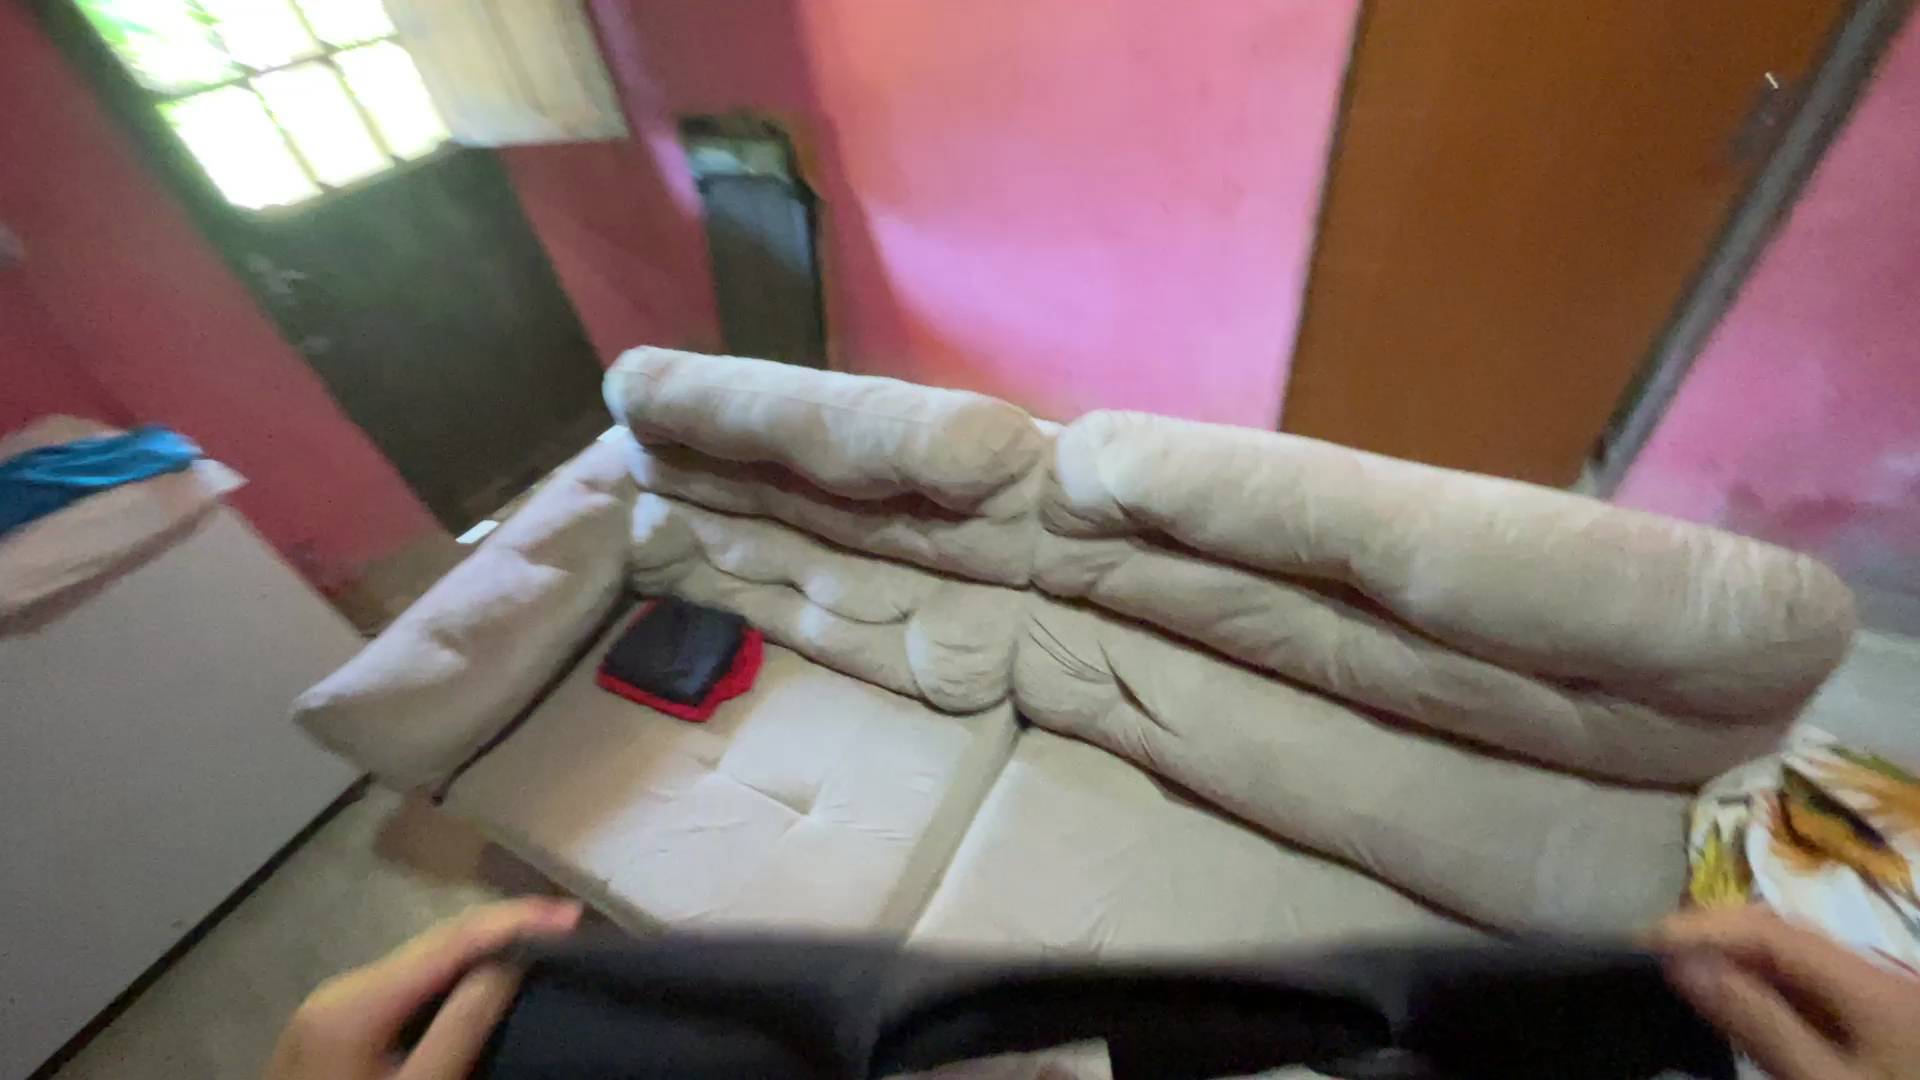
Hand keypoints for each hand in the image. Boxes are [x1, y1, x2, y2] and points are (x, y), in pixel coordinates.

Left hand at [266, 897, 581, 1079]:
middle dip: (509, 923)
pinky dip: (461, 964)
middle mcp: (341, 988)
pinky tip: (493, 964)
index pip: (454, 938)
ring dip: (489, 941)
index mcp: (354, 1003)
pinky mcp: (339, 1019)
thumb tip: (516, 958)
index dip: (518, 919)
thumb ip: (463, 1027)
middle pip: (442, 938)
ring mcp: (336, 1002)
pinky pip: (416, 975)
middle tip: (569, 922)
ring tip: (544, 936)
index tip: (574, 915)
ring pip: (431, 953)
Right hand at [1650, 906, 1919, 1079]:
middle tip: (1650, 957)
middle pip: (1775, 933)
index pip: (1760, 927)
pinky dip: (1759, 984)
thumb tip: (1675, 960)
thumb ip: (1755, 1021)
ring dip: (1729, 959)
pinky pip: (1806, 984)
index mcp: (1868, 981)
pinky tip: (1735, 1002)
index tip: (1637, 945)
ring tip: (1680, 974)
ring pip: (1788, 958)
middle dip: (1708, 938)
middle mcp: (1876, 976)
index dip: (1693, 927)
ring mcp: (1883, 999)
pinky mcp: (1882, 1023)